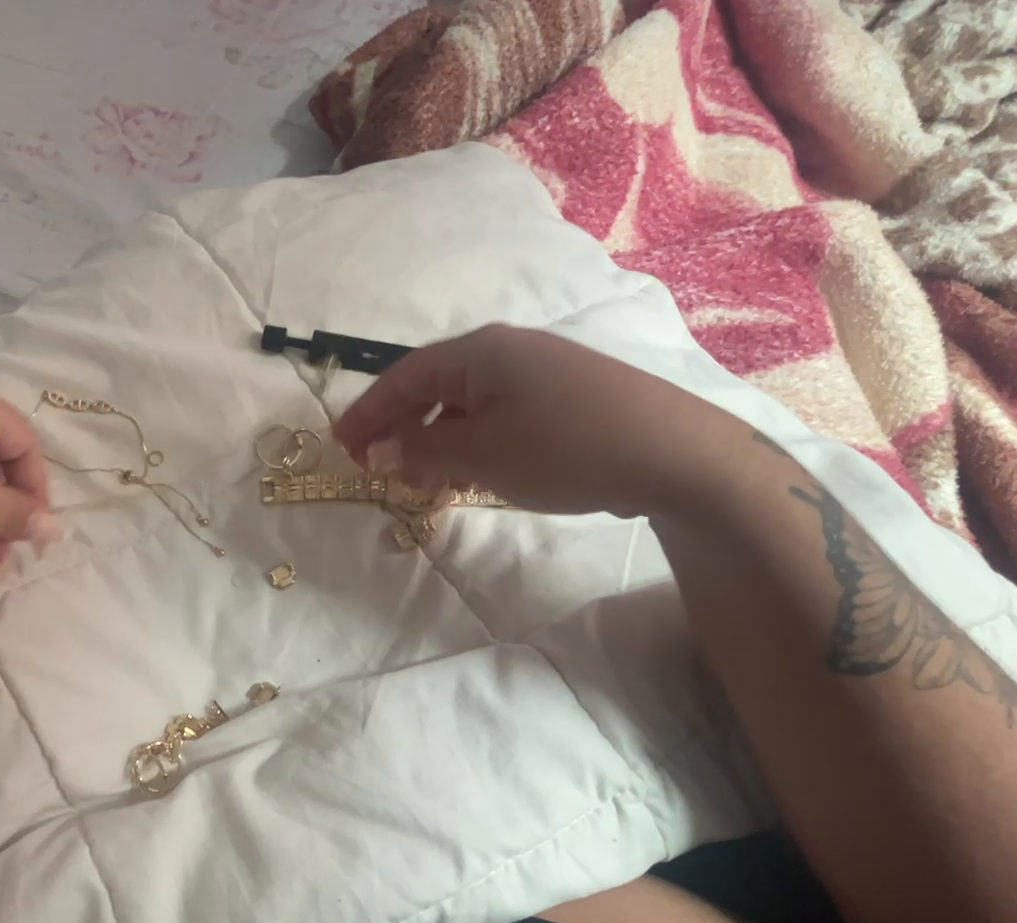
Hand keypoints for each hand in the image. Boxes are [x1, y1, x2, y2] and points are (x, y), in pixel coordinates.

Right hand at [333, 324, 751, 520]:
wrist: (675, 454)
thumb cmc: (563, 447)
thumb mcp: (480, 454)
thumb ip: (422, 449)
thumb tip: (379, 450)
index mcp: (480, 352)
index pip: (403, 377)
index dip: (367, 412)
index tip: (341, 447)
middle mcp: (508, 350)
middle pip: (434, 386)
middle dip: (400, 427)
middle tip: (377, 467)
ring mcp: (542, 371)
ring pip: (467, 402)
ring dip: (436, 438)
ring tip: (423, 478)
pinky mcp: (568, 396)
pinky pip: (499, 413)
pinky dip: (472, 440)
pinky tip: (475, 470)